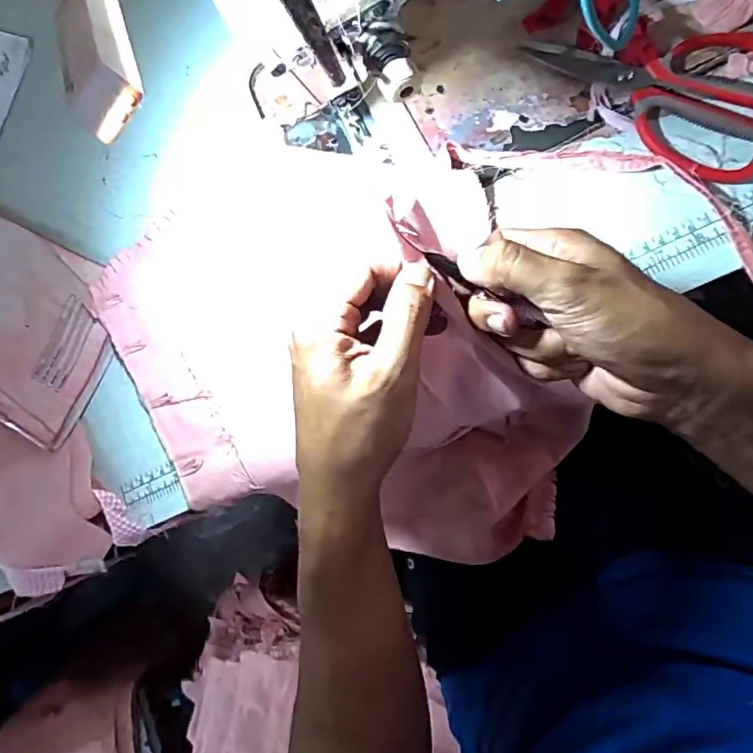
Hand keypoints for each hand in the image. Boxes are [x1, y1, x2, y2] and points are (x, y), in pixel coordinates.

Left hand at [290, 261, 437, 517]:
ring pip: (364, 307)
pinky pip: (362, 328)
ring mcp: (320, 344)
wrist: (340, 484)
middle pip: (361, 285)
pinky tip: (418, 336)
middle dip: (402, 289)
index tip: (436, 286)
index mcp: (317, 323)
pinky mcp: (332, 360)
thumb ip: (408, 313)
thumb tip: (420, 267)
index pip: (360, 270)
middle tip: (441, 305)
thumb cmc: (366, 430)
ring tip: (436, 321)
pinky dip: (390, 328)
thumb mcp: (394, 369)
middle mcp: (311, 325)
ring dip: (400, 308)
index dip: (399, 270)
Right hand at [461, 229, 752, 430]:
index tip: (479, 291)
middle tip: (519, 324)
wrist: (673, 379)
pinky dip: (547, 366)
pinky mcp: (556, 353)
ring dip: (533, 346)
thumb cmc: (625, 319)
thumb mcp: (568, 284)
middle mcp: (546, 280)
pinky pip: (525, 359)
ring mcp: (551, 318)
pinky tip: (576, 364)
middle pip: (490, 294)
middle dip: (503, 318)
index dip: (477, 271)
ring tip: (570, 345)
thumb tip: (462, 257)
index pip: (491, 247)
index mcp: (551, 249)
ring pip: (506, 333)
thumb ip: (511, 266)